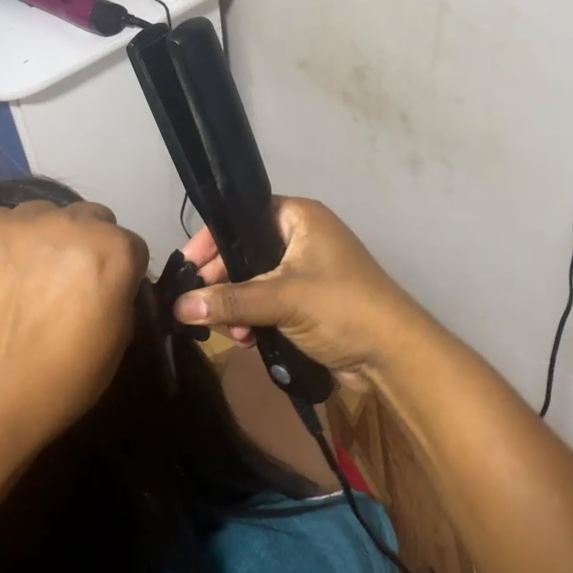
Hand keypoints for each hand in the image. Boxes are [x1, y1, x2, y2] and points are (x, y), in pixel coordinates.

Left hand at [0, 200, 148, 449]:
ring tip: (25, 277)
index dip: (118, 271)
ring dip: (44, 238)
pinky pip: (2, 221)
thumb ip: (119, 295)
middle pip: (90, 219)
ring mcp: (21, 222)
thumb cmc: (59, 380)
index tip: (102, 293)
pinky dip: (4, 242)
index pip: (130, 245)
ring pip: (45, 214)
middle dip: (85, 244)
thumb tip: (108, 282)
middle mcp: (72, 223)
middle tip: (65, 281)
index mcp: (114, 251)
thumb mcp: (116, 342)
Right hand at [173, 197, 437, 385]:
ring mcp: (305, 272)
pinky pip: (266, 304)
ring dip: (237, 307)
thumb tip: (178, 305)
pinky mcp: (307, 303)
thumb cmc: (342, 308)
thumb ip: (229, 300)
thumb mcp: (282, 299)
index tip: (186, 267)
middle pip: (244, 252)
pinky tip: (246, 340)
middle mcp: (300, 238)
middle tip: (199, 305)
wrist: (395, 356)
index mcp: (299, 218)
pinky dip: (254, 319)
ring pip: (252, 282)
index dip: (213, 239)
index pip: (242, 217)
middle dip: (222, 282)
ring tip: (232, 333)